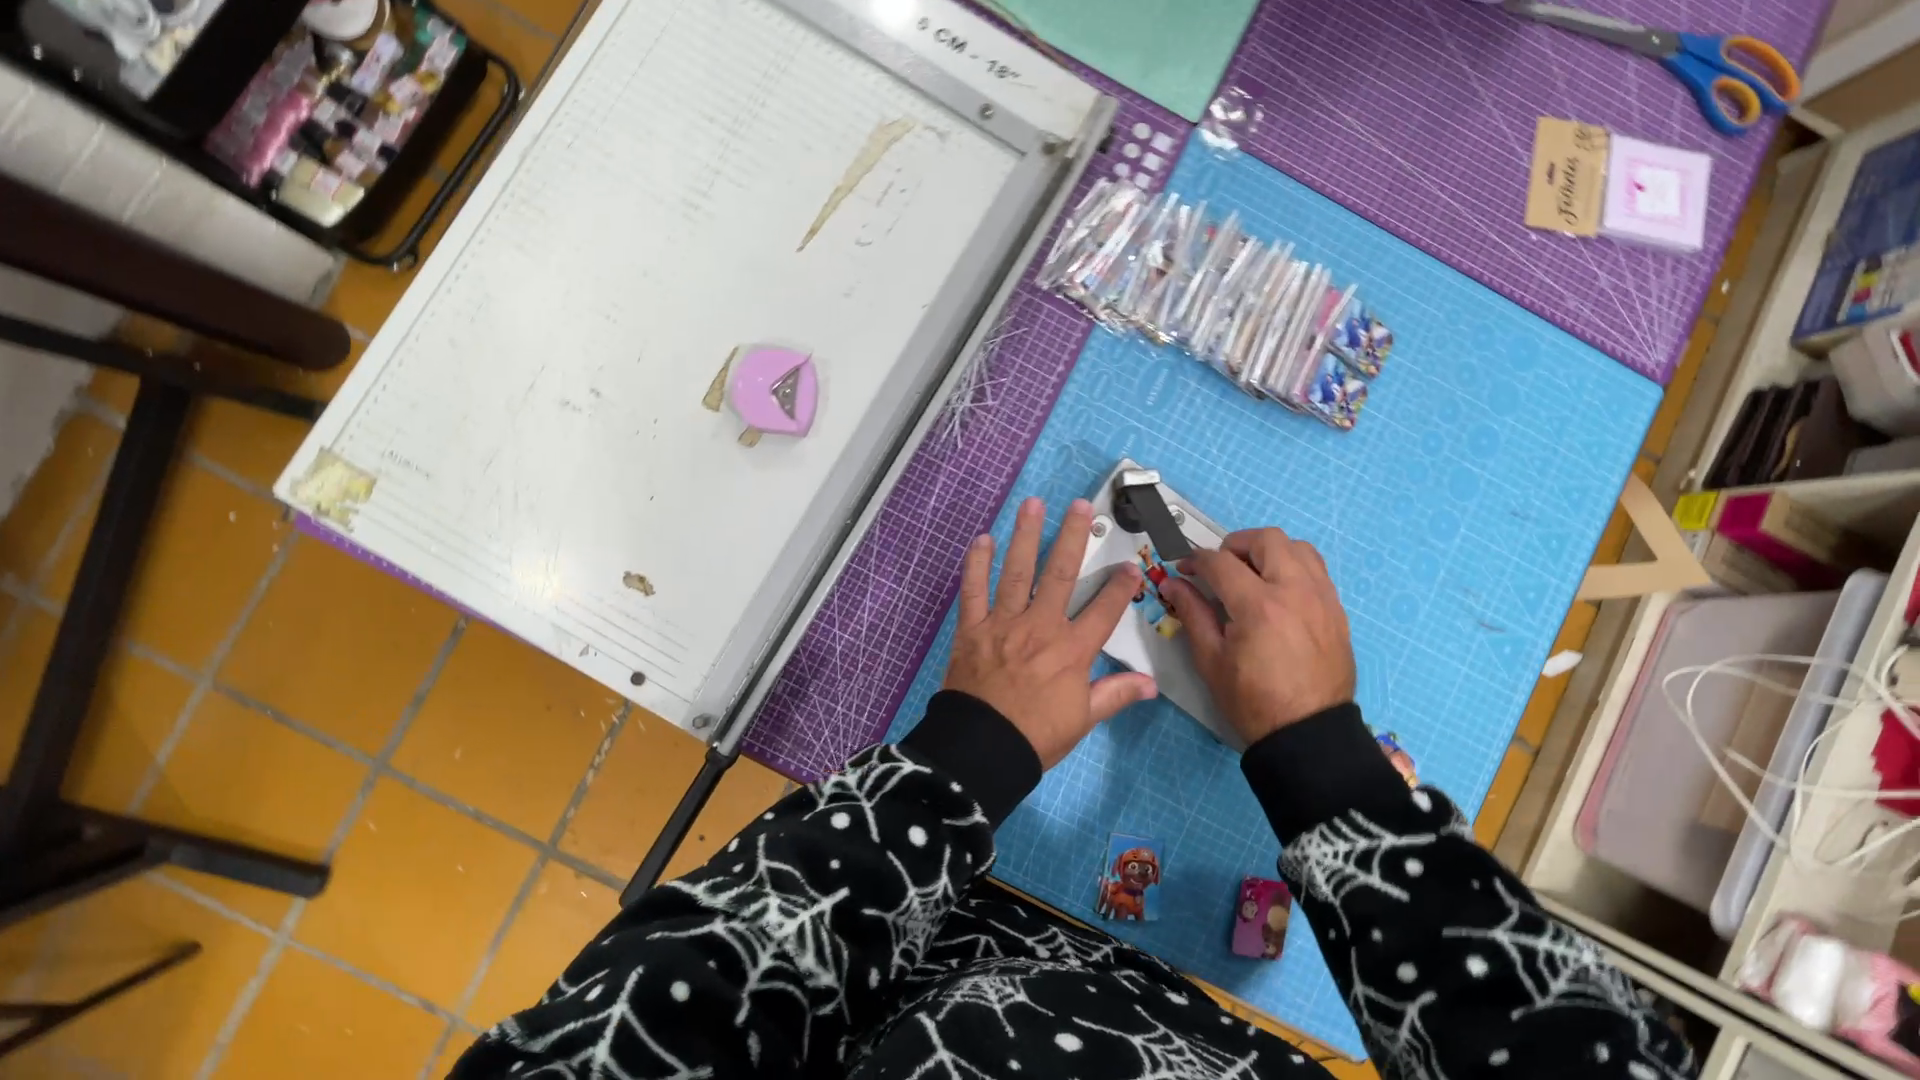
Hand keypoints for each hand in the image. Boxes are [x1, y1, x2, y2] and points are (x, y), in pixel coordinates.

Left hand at [944, 497, 1157, 767]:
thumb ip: (1114, 694)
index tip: (1130, 565)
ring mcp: (1003, 623)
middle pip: (1061, 574)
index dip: (1120, 586)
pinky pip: (973, 590)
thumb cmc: (1036, 736)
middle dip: (1073, 537)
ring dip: (1026, 535)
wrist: (982, 749)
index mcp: (1071, 650)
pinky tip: (982, 539)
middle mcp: (1040, 627)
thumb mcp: (1082, 720)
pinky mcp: (972, 628)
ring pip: (1017, 571)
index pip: (1104, 610)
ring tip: (1033, 504)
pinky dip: (976, 564)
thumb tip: (1150, 684)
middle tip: (1081, 505)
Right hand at [1160, 528, 1354, 747]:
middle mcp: (1294, 591)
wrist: (1307, 732)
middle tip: (1220, 567)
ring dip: (1269, 552)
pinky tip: (1278, 592)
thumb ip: (1192, 613)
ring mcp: (1321, 598)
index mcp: (1257, 605)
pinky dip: (1293, 568)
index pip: (1220, 562)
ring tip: (1253, 574)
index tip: (1184, 570)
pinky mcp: (1336, 610)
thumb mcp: (1211, 660)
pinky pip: (1316, 570)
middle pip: (1266, 539)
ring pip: (1298, 547)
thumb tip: (1173, 584)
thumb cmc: (1251, 700)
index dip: (1195, 560)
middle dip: (1235, 545)